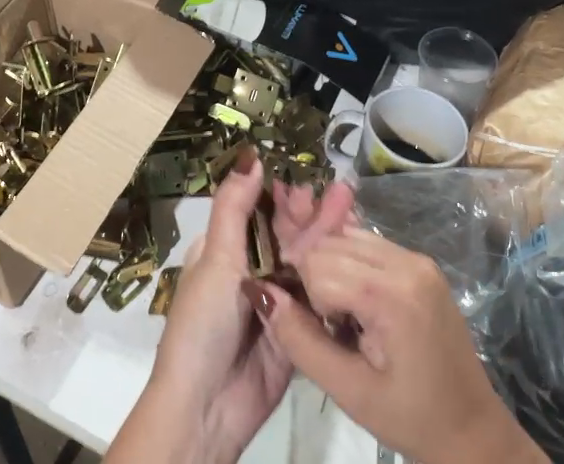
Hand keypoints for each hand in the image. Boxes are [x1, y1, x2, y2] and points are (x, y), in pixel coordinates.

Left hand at [107, 150, 354, 463]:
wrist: (207, 406)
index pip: (258, 213)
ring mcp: (276, 301)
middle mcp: (251, 271)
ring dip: (329, 240)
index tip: (309, 179)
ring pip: (307, 263)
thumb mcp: (216, 260)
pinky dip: (337, 279)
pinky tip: (359, 259)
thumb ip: (233, 210)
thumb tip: (250, 157)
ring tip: (355, 212)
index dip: (283, 196)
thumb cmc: (204, 325)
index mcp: (224, 251)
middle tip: (344, 191)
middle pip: (287, 236)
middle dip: (313, 214)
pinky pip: (318, 299)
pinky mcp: (297, 330)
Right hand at [250, 229, 548, 463]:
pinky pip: (366, 244)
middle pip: (329, 244)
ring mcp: (418, 258)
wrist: (472, 430)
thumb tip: (259, 291)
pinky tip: (360, 305)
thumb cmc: (410, 416)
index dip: (306, 297)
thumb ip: (299, 338)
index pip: (316, 264)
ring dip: (332, 269)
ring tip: (346, 317)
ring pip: (344, 238)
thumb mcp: (347, 389)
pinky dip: (350, 266)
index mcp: (392, 293)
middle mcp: (408, 261)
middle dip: (316, 279)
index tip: (320, 331)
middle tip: (331, 326)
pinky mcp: (421, 263)